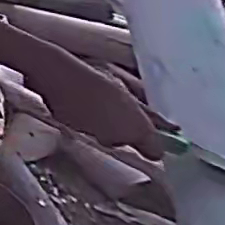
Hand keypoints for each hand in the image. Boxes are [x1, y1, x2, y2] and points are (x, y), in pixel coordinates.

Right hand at [34, 58, 169, 160]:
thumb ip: (148, 110)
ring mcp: (91, 133)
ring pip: (101, 133)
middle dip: (120, 129)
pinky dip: (81, 117)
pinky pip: (81, 125)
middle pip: (123, 141)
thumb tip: (170, 127)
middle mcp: (116, 138)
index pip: (154, 151)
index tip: (149, 132)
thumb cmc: (93, 74)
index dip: (151, 142)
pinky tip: (74, 101)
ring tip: (91, 100)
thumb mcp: (127, 86)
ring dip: (100, 122)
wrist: (54, 72)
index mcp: (138, 129)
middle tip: (113, 107)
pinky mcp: (68, 126)